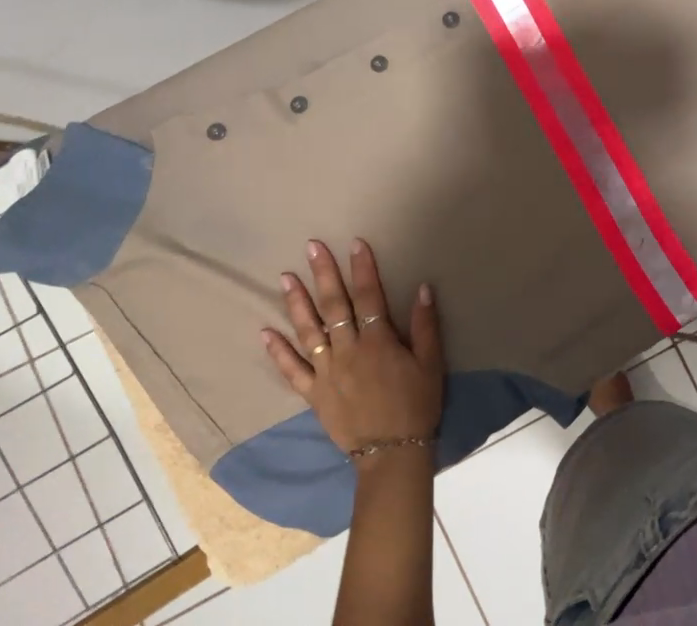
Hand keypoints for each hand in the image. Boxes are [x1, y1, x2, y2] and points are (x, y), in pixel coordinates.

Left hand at [262, 238, 444, 457]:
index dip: (363, 268)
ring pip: (308, 330)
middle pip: (334, 306)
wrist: (392, 452)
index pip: (370, 296)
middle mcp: (348, 351)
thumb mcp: (431, 363)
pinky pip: (291, 369)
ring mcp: (326, 371)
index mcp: (379, 342)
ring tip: (285, 277)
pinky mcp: (313, 393)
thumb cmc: (417, 404)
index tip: (355, 243)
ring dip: (296, 302)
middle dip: (324, 274)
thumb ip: (425, 325)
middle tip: (312, 247)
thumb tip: (422, 288)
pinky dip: (277, 350)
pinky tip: (265, 331)